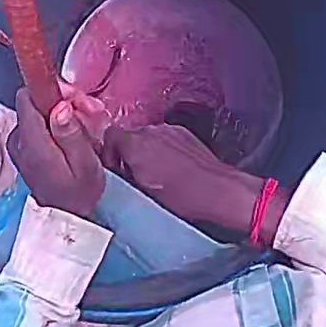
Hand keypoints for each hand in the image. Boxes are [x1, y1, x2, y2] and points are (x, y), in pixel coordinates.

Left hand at [9, 86, 105, 218]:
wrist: (66, 217)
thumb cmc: (79, 194)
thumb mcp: (85, 165)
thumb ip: (71, 134)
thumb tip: (59, 107)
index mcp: (33, 144)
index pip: (28, 98)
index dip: (54, 91)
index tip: (75, 100)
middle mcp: (19, 141)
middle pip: (37, 101)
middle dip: (67, 101)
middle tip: (91, 112)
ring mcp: (19, 144)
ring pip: (41, 109)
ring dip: (67, 111)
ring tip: (89, 125)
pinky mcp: (24, 147)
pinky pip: (41, 121)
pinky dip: (60, 121)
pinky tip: (78, 133)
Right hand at [103, 122, 282, 237]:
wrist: (217, 189)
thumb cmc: (180, 196)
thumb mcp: (142, 192)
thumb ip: (123, 176)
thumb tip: (114, 172)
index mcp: (136, 144)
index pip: (110, 136)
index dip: (108, 153)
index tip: (114, 170)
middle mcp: (152, 130)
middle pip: (129, 136)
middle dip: (128, 154)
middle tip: (133, 176)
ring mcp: (170, 130)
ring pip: (147, 137)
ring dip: (146, 152)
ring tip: (154, 175)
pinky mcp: (184, 133)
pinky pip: (164, 137)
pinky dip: (162, 149)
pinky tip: (171, 168)